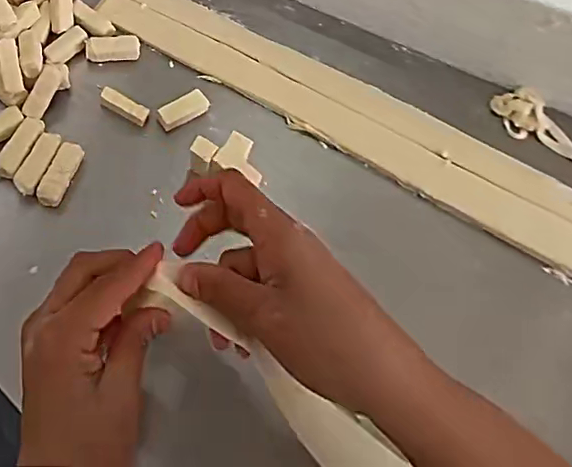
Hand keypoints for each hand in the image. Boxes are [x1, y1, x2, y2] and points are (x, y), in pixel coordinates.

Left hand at [18, 244, 168, 466]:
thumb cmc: (83, 455)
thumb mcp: (121, 398)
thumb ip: (134, 342)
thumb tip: (151, 310)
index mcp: (60, 337)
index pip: (103, 286)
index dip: (134, 267)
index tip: (155, 254)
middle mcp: (42, 327)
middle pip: (81, 272)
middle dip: (117, 263)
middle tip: (150, 266)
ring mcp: (38, 334)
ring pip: (73, 283)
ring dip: (106, 279)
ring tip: (142, 287)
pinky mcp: (42, 344)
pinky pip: (69, 303)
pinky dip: (95, 297)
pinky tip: (119, 309)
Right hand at [170, 171, 431, 416]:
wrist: (393, 384)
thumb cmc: (327, 340)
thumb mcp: (260, 315)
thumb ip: (216, 289)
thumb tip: (185, 274)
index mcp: (277, 232)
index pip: (234, 187)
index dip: (202, 188)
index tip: (178, 205)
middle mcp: (288, 241)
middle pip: (236, 221)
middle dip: (204, 241)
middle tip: (184, 268)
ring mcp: (301, 267)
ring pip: (248, 262)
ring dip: (225, 289)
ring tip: (220, 332)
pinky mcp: (310, 293)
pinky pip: (265, 285)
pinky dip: (247, 304)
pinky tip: (244, 340)